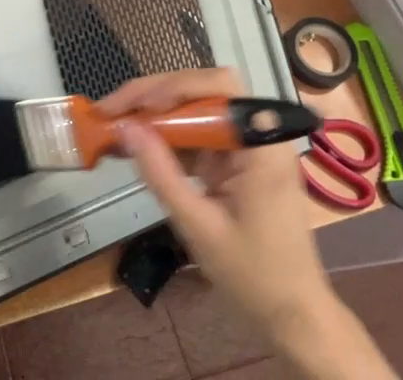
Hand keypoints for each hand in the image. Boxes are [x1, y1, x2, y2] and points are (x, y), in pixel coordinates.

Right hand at [99, 69, 333, 334]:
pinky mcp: (235, 164)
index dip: (173, 87)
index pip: (219, 88)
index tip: (133, 107)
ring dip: (155, 114)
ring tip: (114, 124)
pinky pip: (197, 136)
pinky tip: (135, 145)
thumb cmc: (254, 276)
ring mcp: (246, 149)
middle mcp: (258, 137)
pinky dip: (165, 137)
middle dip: (154, 96)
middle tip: (111, 110)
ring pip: (196, 110)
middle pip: (204, 91)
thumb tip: (124, 128)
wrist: (292, 315)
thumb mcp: (198, 226)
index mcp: (262, 147)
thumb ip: (160, 173)